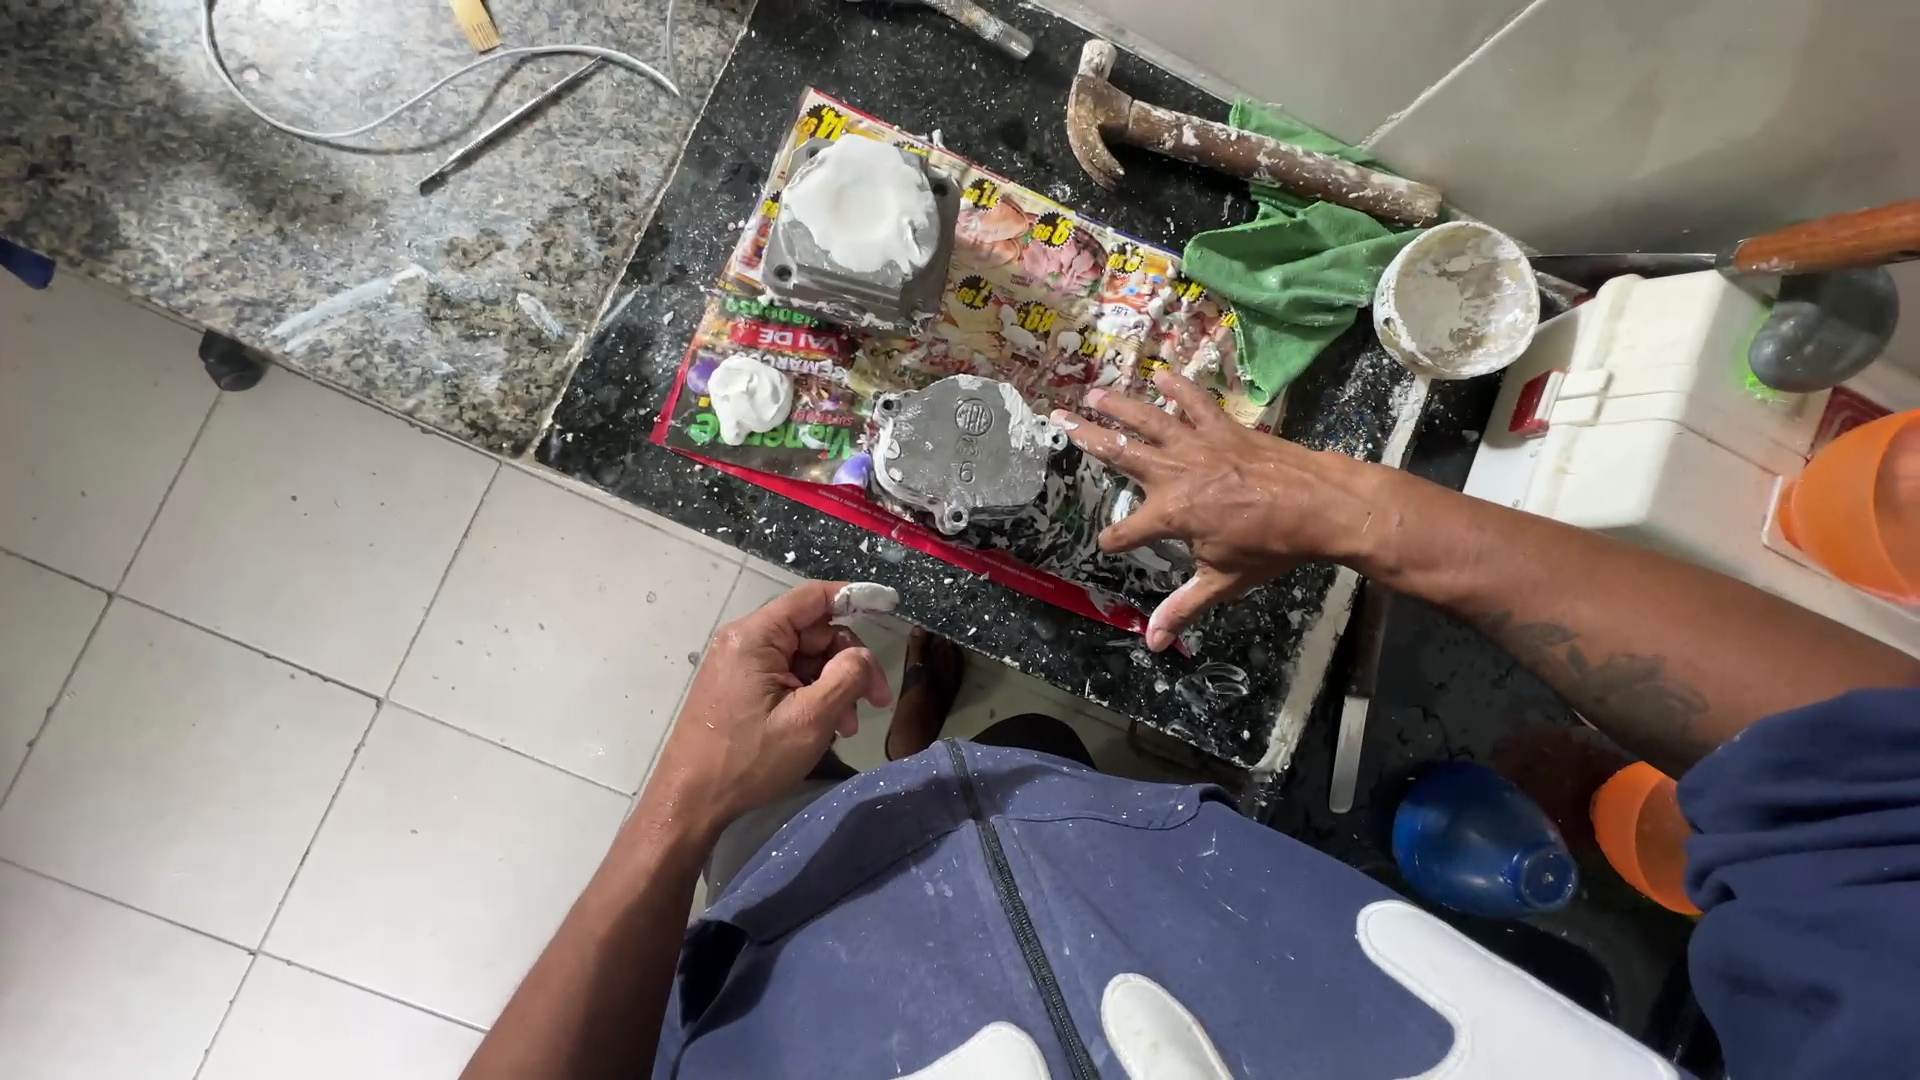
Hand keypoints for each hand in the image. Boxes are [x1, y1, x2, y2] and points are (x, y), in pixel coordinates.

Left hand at [646, 582, 892, 834]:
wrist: (689, 804)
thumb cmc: (749, 760)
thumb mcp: (810, 720)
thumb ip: (846, 677)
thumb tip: (863, 655)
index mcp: (756, 636)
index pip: (814, 597)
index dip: (855, 597)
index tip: (889, 606)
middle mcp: (746, 640)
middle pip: (815, 632)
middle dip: (849, 663)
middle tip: (875, 701)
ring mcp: (741, 664)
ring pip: (806, 658)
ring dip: (834, 686)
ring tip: (847, 726)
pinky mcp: (741, 686)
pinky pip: (788, 676)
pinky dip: (812, 696)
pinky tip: (826, 726)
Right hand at [1053, 371, 1382, 651]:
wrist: (1322, 506)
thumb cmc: (1271, 547)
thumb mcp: (1222, 581)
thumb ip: (1183, 607)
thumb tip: (1152, 643)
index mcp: (1171, 515)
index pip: (1126, 533)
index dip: (1115, 541)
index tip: (1108, 545)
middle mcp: (1174, 474)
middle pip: (1119, 453)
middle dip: (1085, 438)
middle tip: (1058, 420)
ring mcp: (1198, 446)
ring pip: (1149, 420)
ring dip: (1118, 406)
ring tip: (1093, 394)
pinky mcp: (1223, 428)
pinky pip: (1195, 402)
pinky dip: (1178, 387)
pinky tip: (1161, 374)